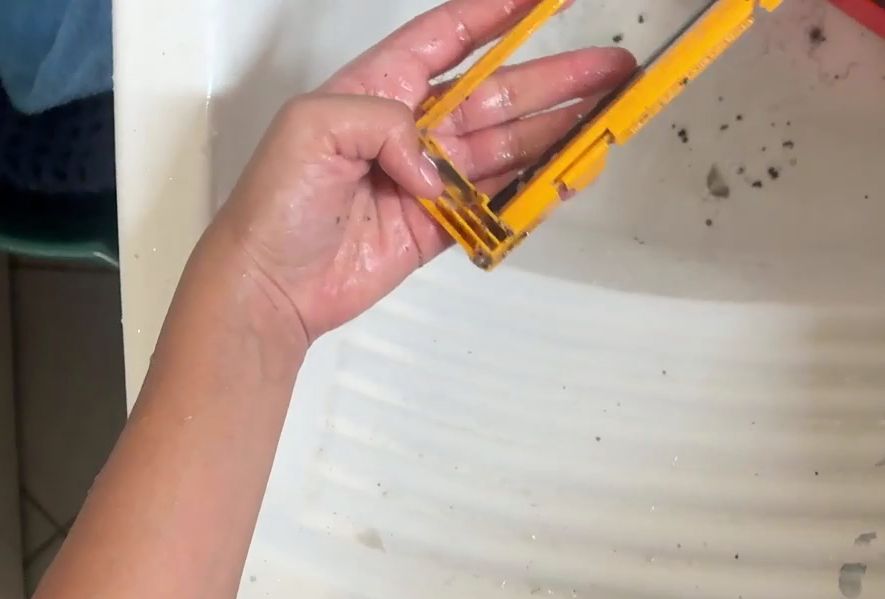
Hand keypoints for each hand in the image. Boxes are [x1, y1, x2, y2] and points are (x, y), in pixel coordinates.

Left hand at [191, 0, 634, 352]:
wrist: (273, 284)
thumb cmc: (276, 202)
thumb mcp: (315, 127)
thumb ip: (384, 124)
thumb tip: (436, 168)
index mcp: (381, 88)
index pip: (450, 38)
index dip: (498, 15)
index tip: (544, 0)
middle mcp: (411, 132)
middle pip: (498, 97)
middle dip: (556, 82)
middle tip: (610, 73)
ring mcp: (428, 184)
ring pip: (505, 152)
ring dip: (556, 136)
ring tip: (605, 122)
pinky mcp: (436, 231)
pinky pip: (493, 209)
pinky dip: (529, 196)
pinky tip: (564, 180)